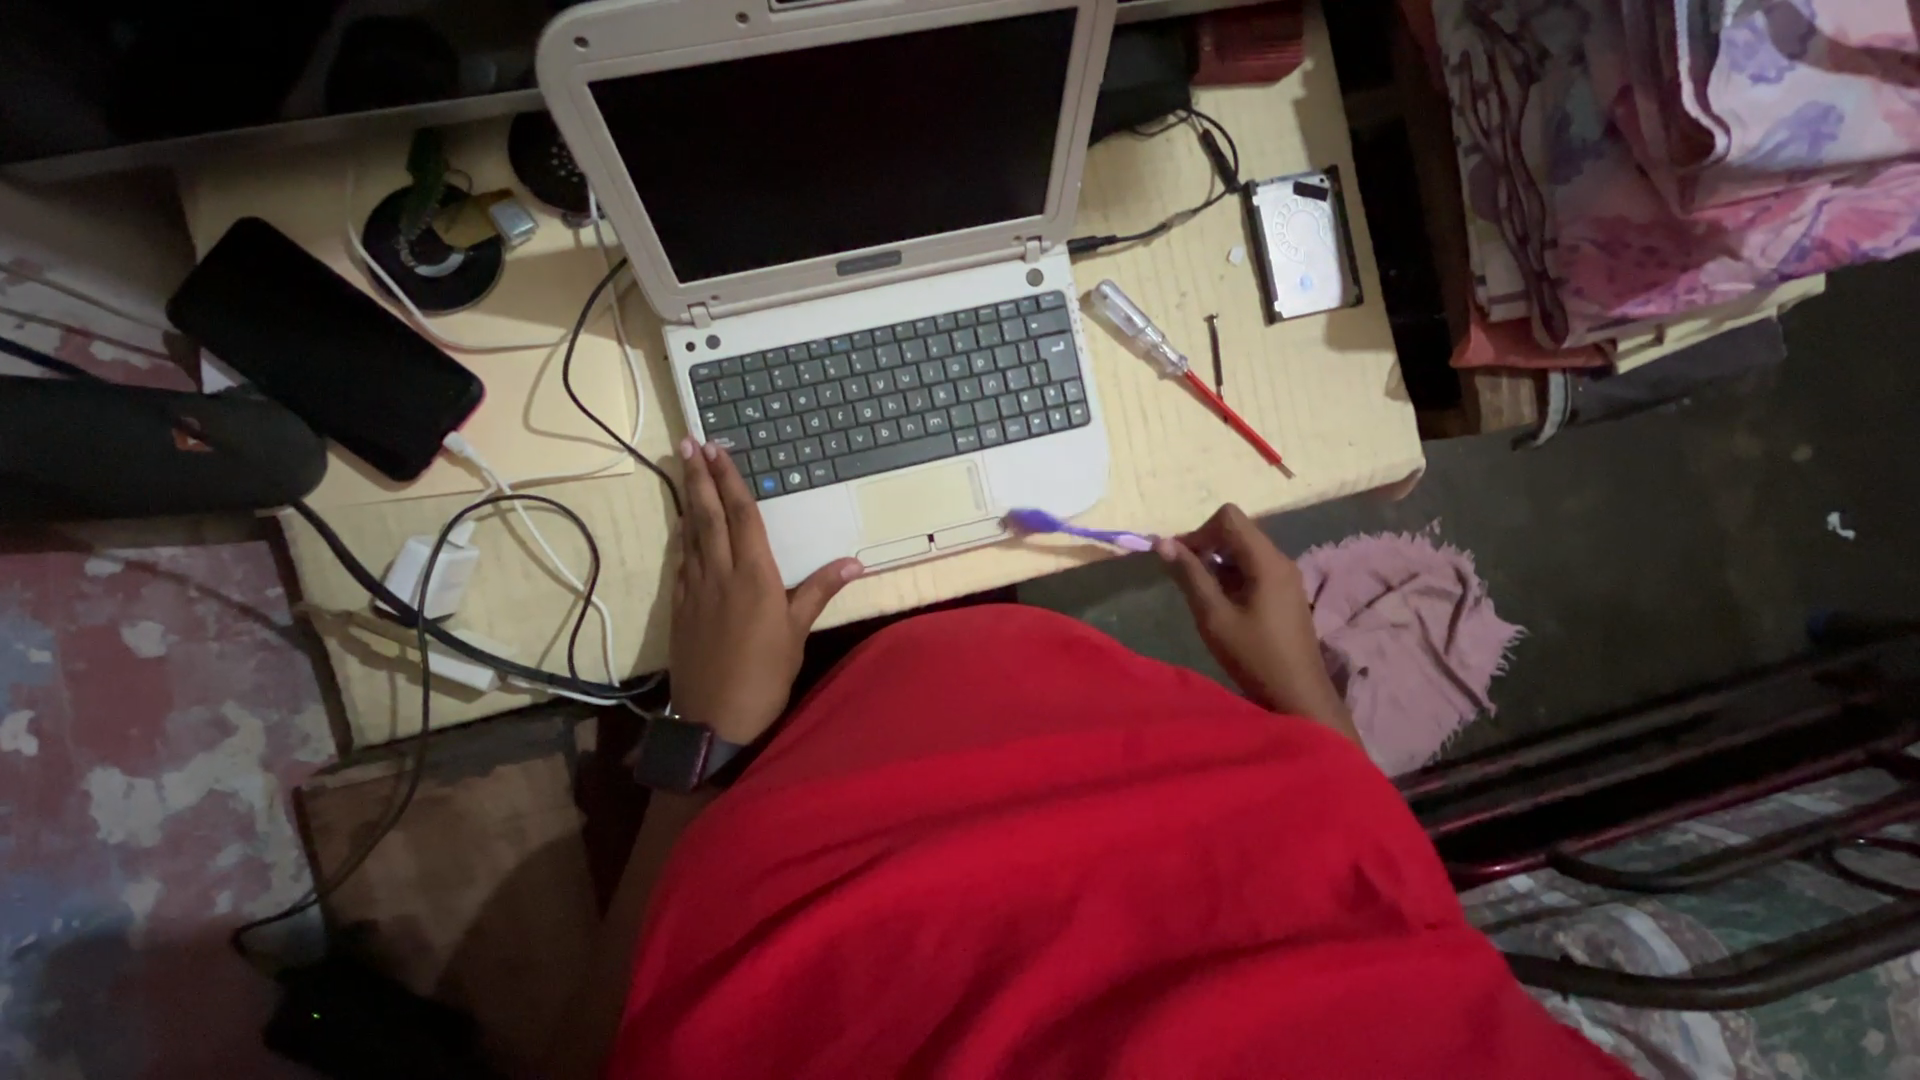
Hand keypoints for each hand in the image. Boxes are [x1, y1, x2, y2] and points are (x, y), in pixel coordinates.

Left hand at [669, 438, 862, 744]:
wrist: (714, 718)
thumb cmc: (765, 674)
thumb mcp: (798, 632)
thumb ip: (819, 591)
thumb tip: (855, 563)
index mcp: (754, 574)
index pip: (742, 515)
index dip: (730, 480)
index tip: (717, 450)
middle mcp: (719, 572)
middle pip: (707, 514)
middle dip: (699, 476)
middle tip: (688, 442)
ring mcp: (694, 589)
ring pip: (689, 534)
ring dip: (686, 499)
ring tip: (683, 471)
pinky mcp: (678, 608)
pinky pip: (680, 562)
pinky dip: (681, 538)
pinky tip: (682, 529)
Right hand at [1156, 504, 1355, 740]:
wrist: (1298, 695)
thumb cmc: (1253, 656)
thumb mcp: (1213, 616)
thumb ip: (1189, 575)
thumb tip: (1163, 543)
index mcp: (1267, 561)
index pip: (1229, 517)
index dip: (1199, 532)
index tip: (1182, 561)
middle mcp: (1281, 560)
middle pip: (1237, 530)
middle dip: (1206, 546)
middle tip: (1186, 578)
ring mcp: (1286, 576)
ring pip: (1244, 549)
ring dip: (1218, 563)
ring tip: (1203, 596)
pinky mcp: (1285, 592)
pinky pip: (1253, 567)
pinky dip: (1232, 575)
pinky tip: (1223, 605)